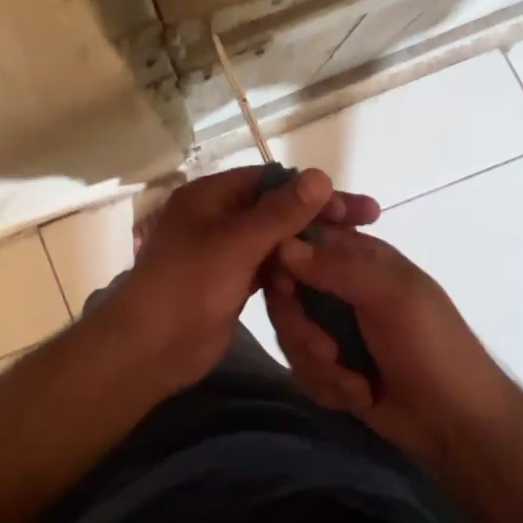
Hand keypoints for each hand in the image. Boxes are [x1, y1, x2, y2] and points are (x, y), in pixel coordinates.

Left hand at [86, 166, 376, 392]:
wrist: (151, 346)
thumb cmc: (188, 286)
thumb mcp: (236, 244)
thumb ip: (279, 213)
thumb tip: (321, 176)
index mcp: (209, 196)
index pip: (271, 180)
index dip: (315, 190)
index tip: (359, 208)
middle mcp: (215, 216)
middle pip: (275, 207)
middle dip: (319, 214)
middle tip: (371, 224)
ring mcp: (221, 250)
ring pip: (274, 238)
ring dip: (309, 241)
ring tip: (357, 249)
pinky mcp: (229, 281)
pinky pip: (268, 265)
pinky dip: (294, 267)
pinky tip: (327, 274)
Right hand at [265, 227, 522, 460]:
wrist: (457, 425)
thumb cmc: (433, 349)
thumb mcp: (393, 297)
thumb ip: (338, 266)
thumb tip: (280, 246)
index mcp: (356, 255)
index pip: (296, 238)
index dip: (281, 261)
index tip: (287, 289)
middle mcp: (336, 284)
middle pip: (281, 290)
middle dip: (300, 329)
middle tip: (328, 352)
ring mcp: (330, 325)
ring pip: (286, 332)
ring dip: (317, 365)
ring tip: (357, 385)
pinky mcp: (326, 363)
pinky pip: (297, 365)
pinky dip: (325, 385)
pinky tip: (358, 396)